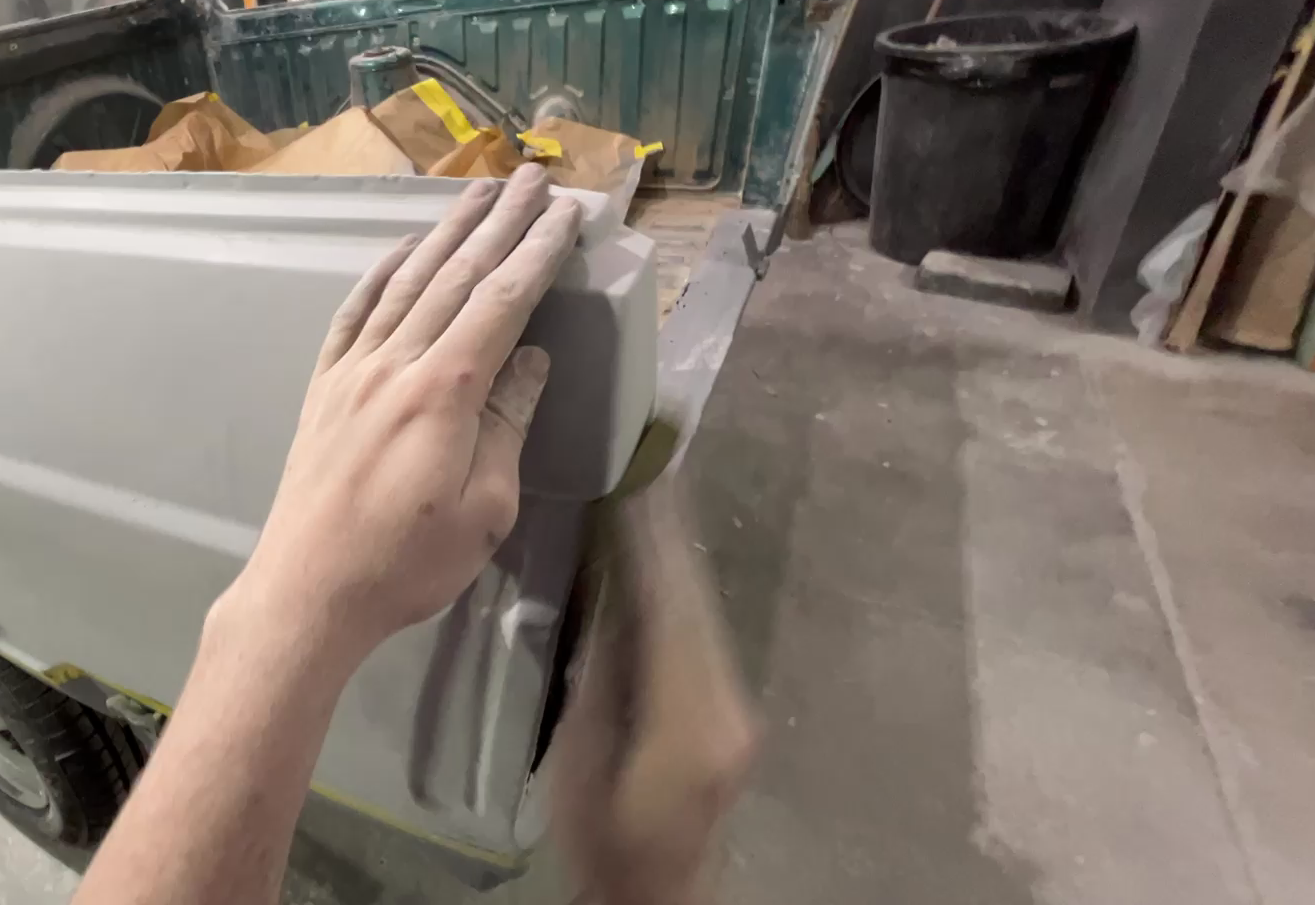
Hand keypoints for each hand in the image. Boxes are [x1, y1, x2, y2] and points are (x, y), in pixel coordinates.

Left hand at [223, 164, 581, 650]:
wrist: (309, 587)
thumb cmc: (406, 562)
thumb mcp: (483, 509)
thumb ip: (506, 424)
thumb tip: (529, 360)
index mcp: (444, 392)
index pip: (501, 302)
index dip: (536, 252)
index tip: (564, 213)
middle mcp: (396, 363)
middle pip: (456, 276)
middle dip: (498, 223)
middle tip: (530, 177)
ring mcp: (353, 369)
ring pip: (406, 282)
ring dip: (445, 232)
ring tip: (477, 192)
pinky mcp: (324, 384)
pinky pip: (354, 312)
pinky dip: (381, 273)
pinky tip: (401, 249)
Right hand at [551, 439, 757, 904]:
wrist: (657, 889)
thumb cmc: (605, 830)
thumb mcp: (585, 751)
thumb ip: (599, 666)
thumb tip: (602, 584)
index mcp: (690, 708)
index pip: (666, 597)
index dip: (648, 531)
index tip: (632, 473)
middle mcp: (724, 690)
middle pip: (691, 586)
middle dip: (665, 519)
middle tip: (644, 453)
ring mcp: (730, 691)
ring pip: (696, 595)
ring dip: (671, 537)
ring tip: (648, 477)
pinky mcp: (722, 694)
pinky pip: (695, 615)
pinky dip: (673, 569)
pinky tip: (655, 534)